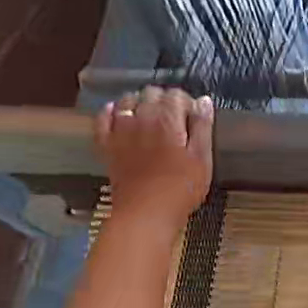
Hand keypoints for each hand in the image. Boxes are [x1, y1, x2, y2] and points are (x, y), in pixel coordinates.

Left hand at [94, 87, 214, 226]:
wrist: (145, 214)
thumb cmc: (180, 191)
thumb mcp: (202, 161)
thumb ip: (203, 129)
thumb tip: (204, 102)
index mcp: (168, 119)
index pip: (176, 95)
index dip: (187, 103)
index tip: (193, 117)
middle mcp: (142, 117)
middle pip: (151, 93)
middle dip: (164, 101)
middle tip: (174, 121)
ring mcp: (121, 129)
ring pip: (127, 100)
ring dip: (140, 104)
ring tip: (150, 119)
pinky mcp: (107, 144)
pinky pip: (104, 116)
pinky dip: (112, 112)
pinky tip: (120, 117)